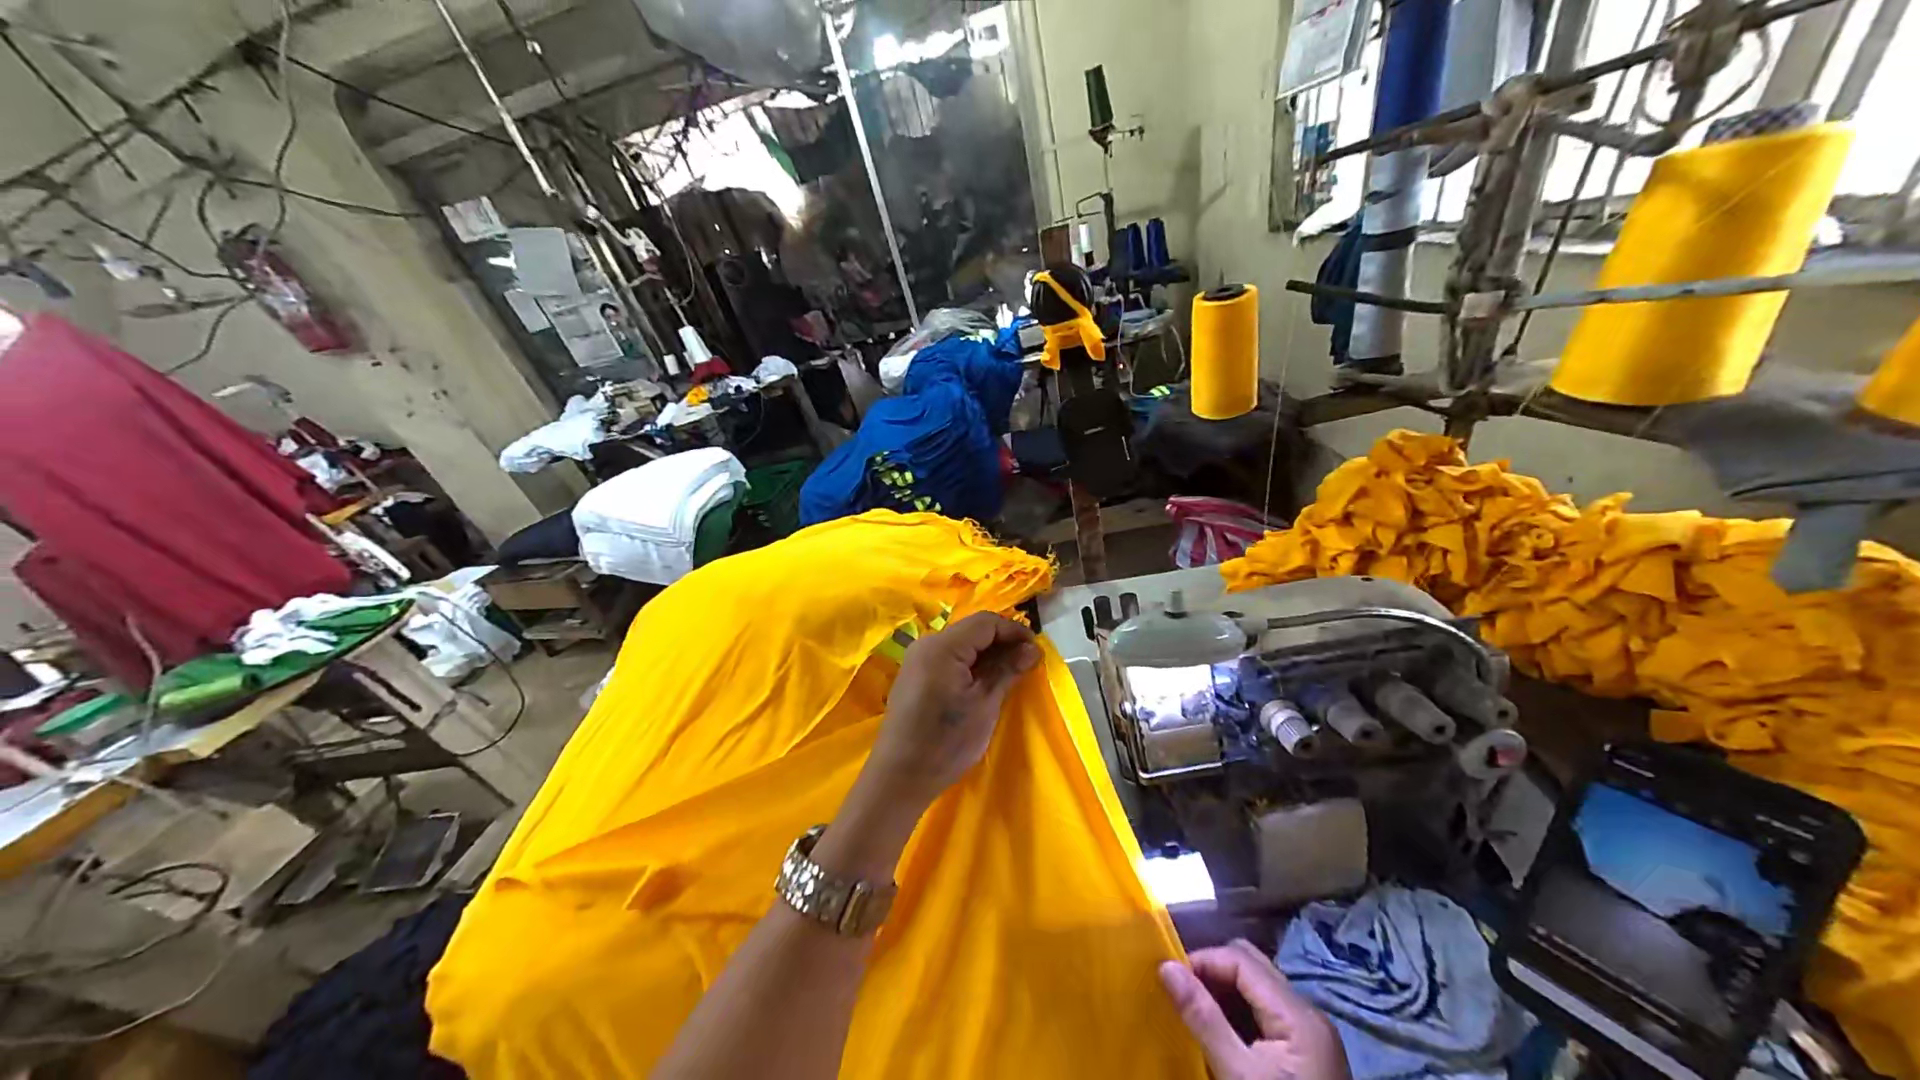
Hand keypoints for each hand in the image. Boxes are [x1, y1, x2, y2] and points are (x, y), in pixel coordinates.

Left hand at [815, 613, 1038, 881]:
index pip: (986, 622)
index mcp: (942, 646)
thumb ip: (1006, 670)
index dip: (1015, 631)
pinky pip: (948, 658)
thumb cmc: (946, 741)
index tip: (1037, 651)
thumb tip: (1031, 649)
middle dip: (1002, 641)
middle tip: (1027, 663)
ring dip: (987, 653)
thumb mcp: (984, 704)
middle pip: (972, 630)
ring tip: (1010, 674)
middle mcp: (926, 644)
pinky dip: (970, 664)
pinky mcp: (914, 676)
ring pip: (960, 643)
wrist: (900, 777)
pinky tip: (984, 682)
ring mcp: (917, 660)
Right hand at [1159, 940, 1351, 1079]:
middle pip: (1252, 967)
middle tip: (1180, 994)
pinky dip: (1238, 1015)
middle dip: (1212, 973)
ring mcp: (1310, 1036)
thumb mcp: (1237, 1075)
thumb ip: (1202, 1017)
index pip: (1241, 959)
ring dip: (1223, 994)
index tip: (1169, 980)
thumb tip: (1166, 966)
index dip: (1202, 961)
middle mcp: (1308, 1014)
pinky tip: (1219, 1035)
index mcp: (1298, 1014)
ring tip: (1193, 1013)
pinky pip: (1265, 1015)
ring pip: (1257, 989)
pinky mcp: (1306, 1055)